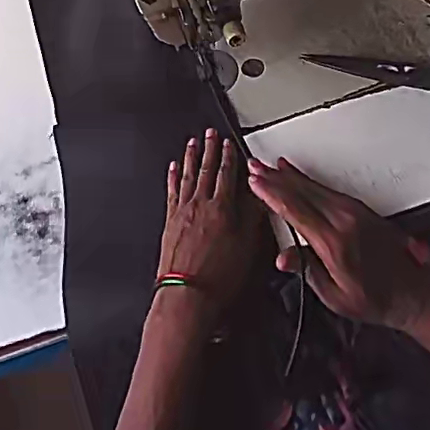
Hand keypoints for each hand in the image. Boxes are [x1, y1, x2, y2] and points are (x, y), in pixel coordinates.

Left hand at [157, 129, 261, 318]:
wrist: (187, 296)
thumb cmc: (218, 277)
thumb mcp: (247, 247)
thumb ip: (253, 218)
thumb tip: (259, 198)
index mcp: (222, 208)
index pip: (227, 175)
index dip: (228, 157)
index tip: (229, 144)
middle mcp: (201, 205)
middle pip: (206, 170)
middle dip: (209, 149)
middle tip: (209, 133)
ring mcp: (183, 212)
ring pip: (188, 176)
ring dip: (191, 157)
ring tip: (192, 143)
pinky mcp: (170, 221)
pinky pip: (172, 191)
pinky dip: (173, 177)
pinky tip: (173, 168)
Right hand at [247, 157, 429, 330]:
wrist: (412, 291)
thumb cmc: (374, 299)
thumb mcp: (336, 296)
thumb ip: (308, 271)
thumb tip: (283, 258)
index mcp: (334, 242)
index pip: (295, 210)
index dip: (272, 194)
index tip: (255, 182)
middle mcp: (343, 220)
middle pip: (301, 192)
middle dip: (274, 178)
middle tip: (253, 167)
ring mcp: (352, 210)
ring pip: (312, 186)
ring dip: (287, 175)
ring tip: (266, 166)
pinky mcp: (357, 207)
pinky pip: (325, 188)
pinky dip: (306, 179)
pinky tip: (294, 174)